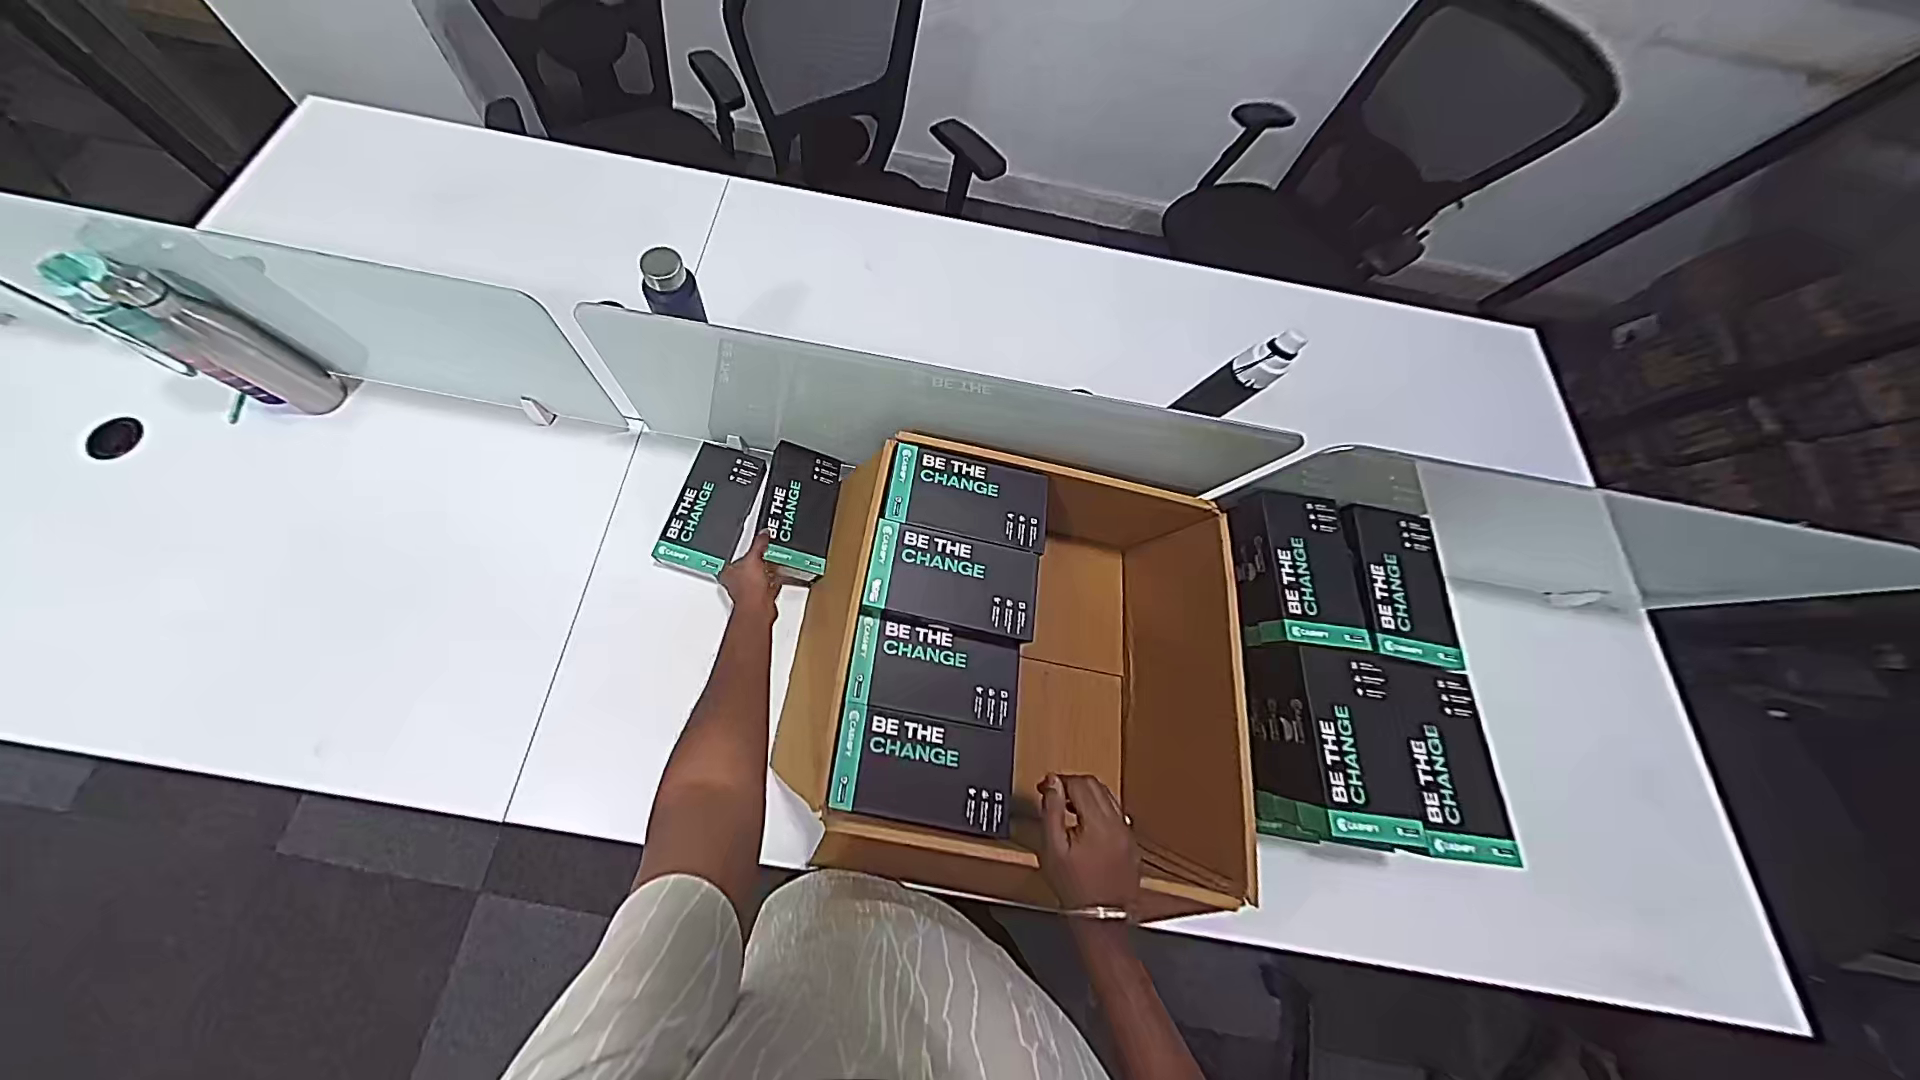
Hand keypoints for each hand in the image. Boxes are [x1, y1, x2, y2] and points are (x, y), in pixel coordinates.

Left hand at [719, 531, 782, 622]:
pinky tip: (780, 575)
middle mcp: (737, 582)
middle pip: (749, 566)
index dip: (746, 549)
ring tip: (776, 561)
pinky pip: (769, 584)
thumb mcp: (754, 558)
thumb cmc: (748, 588)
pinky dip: (775, 580)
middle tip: (767, 551)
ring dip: (767, 570)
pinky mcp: (761, 597)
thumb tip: (763, 533)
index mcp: (728, 572)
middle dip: (759, 559)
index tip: (756, 543)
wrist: (759, 608)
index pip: (736, 556)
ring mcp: (749, 590)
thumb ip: (759, 544)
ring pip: (759, 576)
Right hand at [1039, 774, 1139, 912]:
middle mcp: (1118, 824)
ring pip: (1108, 796)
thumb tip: (1053, 784)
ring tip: (1067, 807)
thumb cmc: (1075, 889)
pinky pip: (1116, 813)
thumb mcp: (1052, 848)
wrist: (1101, 921)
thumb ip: (1051, 810)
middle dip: (1073, 784)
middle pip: (1095, 785)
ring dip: (1087, 794)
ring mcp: (1127, 834)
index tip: (1046, 786)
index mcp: (1098, 823)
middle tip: (1054, 793)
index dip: (1059, 780)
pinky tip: (1086, 823)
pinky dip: (1100, 809)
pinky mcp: (1131, 844)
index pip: (1080, 783)